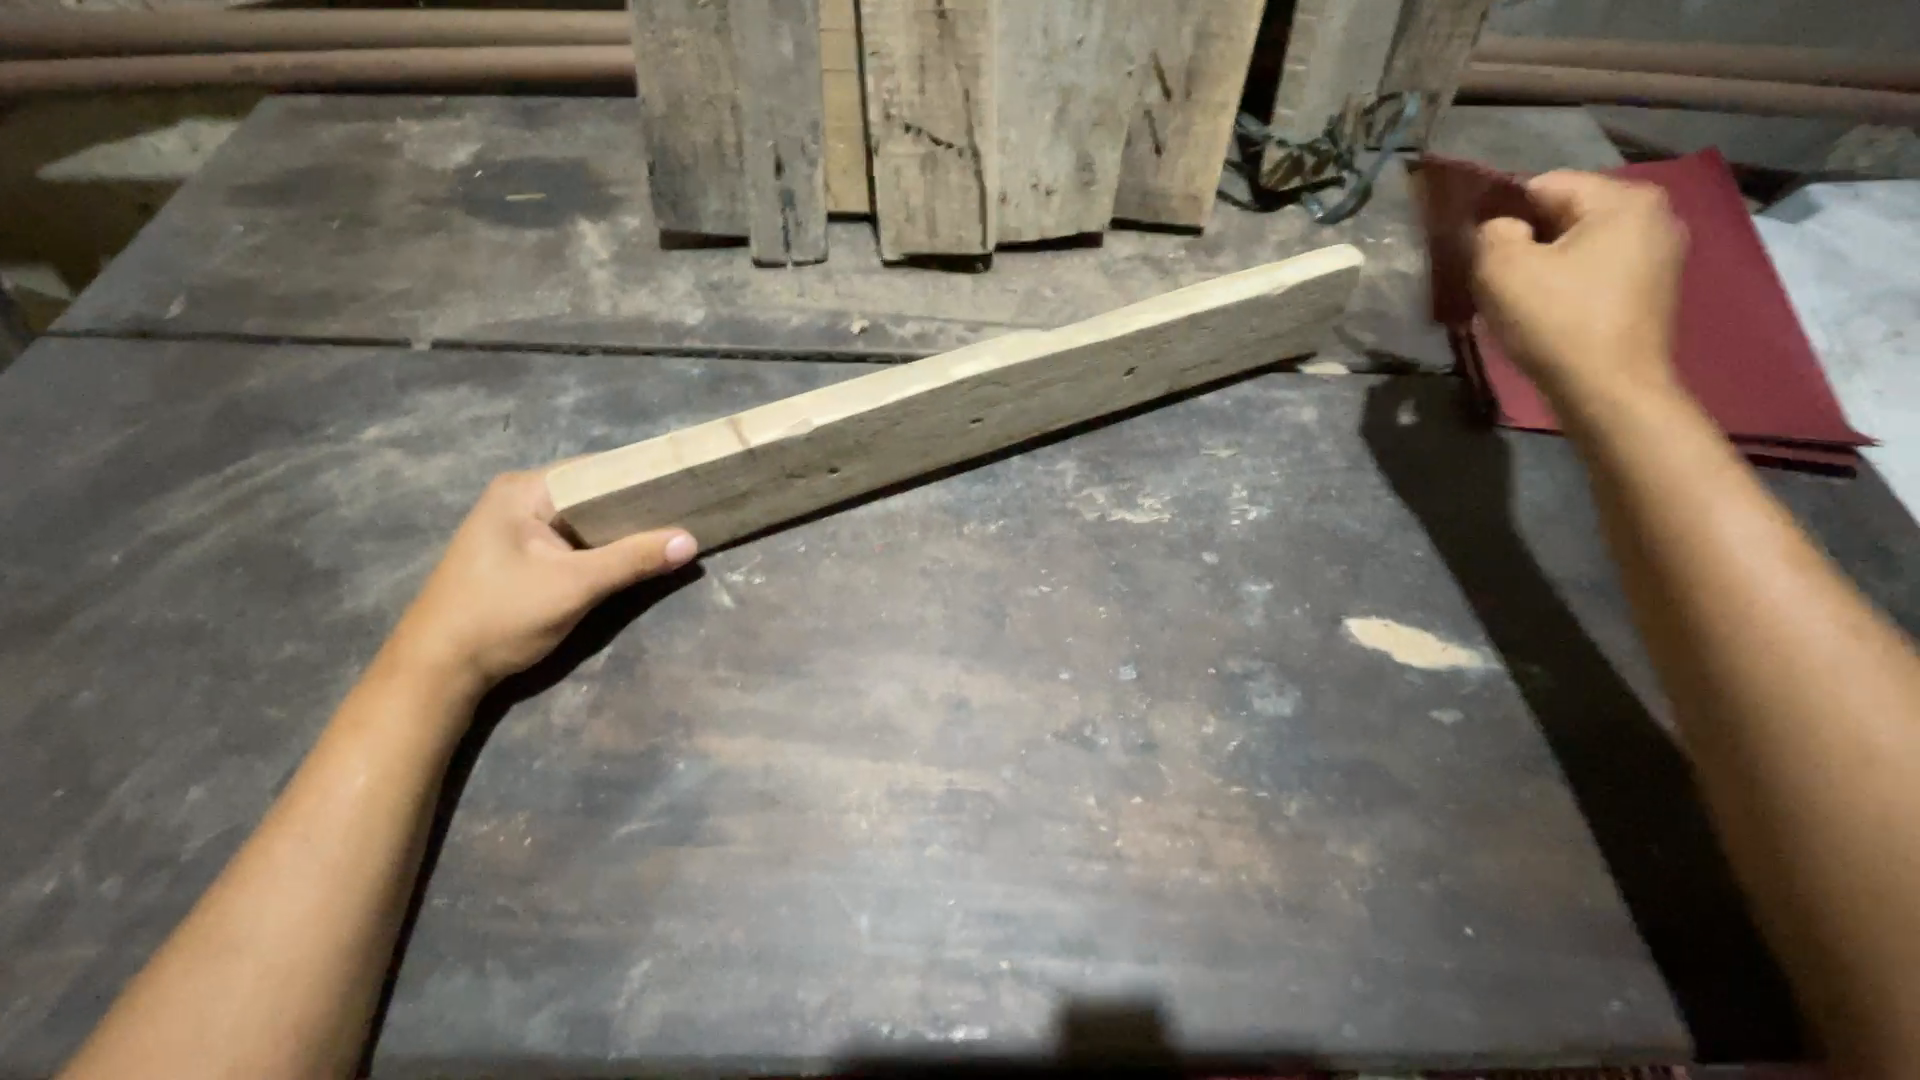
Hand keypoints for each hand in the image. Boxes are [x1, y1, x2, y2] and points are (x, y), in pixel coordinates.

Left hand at [383, 469, 696, 694]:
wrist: (437, 670)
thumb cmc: (499, 616)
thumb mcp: (574, 586)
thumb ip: (633, 560)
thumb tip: (691, 541)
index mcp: (525, 489)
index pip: (600, 470)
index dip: (645, 479)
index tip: (689, 490)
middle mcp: (521, 498)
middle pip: (595, 494)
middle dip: (638, 509)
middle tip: (690, 516)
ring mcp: (519, 528)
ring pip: (587, 521)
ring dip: (624, 532)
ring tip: (673, 534)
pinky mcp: (523, 555)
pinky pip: (576, 541)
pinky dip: (605, 549)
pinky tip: (636, 558)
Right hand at [1474, 170, 1687, 409]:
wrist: (1609, 390)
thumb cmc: (1557, 321)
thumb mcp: (1502, 268)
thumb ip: (1491, 232)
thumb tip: (1500, 229)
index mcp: (1624, 199)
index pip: (1543, 185)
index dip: (1502, 214)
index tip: (1479, 252)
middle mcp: (1654, 215)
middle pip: (1565, 214)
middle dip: (1526, 241)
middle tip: (1495, 281)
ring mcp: (1661, 255)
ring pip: (1580, 245)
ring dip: (1544, 265)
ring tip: (1519, 300)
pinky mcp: (1654, 290)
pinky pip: (1597, 271)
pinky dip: (1568, 285)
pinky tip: (1549, 314)